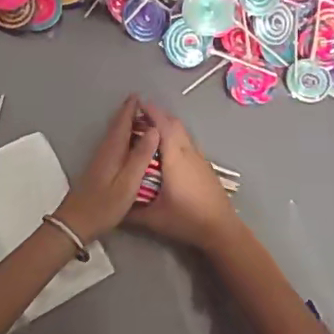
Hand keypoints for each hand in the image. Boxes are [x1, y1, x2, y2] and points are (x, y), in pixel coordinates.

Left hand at [51, 96, 161, 244]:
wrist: (75, 223)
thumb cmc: (104, 205)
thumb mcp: (128, 183)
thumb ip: (141, 157)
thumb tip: (153, 130)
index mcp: (112, 151)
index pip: (122, 124)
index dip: (130, 109)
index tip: (138, 95)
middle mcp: (104, 152)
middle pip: (116, 128)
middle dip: (127, 114)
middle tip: (140, 103)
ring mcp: (99, 161)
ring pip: (114, 137)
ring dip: (124, 126)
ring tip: (138, 120)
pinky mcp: (98, 171)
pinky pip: (113, 146)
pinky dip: (121, 139)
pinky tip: (127, 145)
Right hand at [125, 102, 241, 251]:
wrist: (221, 229)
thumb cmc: (187, 220)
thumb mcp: (154, 219)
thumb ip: (131, 211)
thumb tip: (111, 205)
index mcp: (174, 159)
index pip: (163, 126)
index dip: (151, 112)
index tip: (137, 104)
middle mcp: (188, 153)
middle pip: (175, 124)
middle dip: (158, 116)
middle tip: (139, 118)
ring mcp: (200, 159)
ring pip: (183, 134)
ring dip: (168, 127)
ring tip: (150, 133)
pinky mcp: (205, 167)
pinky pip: (188, 144)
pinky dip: (175, 139)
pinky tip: (167, 153)